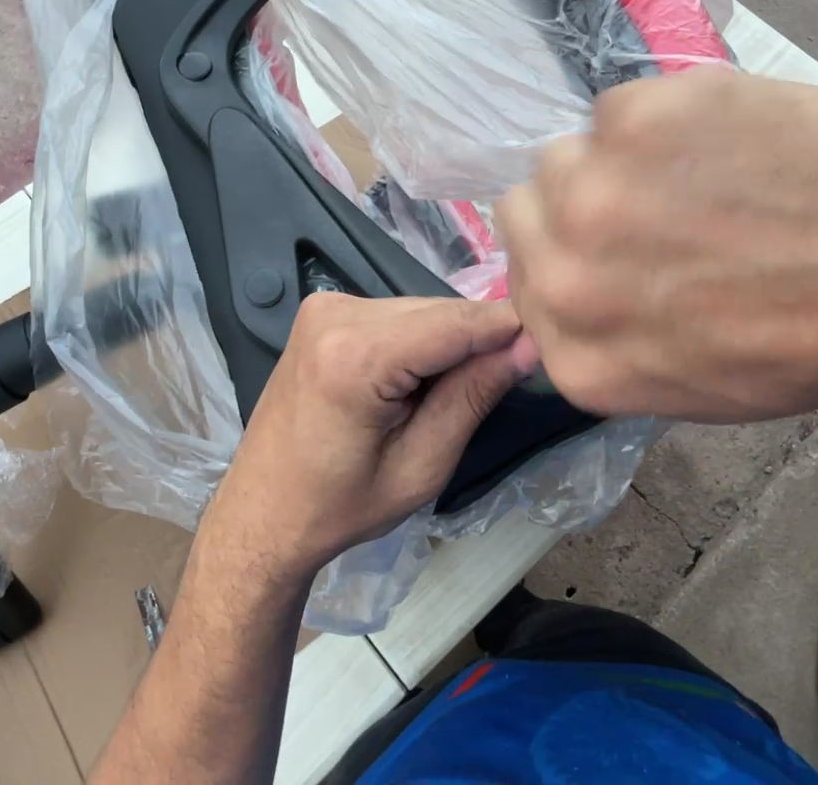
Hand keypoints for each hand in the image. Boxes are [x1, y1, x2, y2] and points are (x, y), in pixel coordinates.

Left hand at [200, 293, 533, 583]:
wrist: (263, 510)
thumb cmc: (339, 506)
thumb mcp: (420, 466)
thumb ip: (472, 397)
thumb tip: (527, 346)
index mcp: (355, 357)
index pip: (456, 322)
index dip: (510, 329)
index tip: (554, 344)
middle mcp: (336, 313)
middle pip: (439, 311)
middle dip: (479, 340)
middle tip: (508, 381)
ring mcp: (324, 306)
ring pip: (420, 309)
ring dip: (448, 342)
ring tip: (453, 391)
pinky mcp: (321, 311)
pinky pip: (394, 314)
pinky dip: (419, 340)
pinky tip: (417, 380)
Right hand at [498, 70, 817, 422]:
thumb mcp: (691, 388)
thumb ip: (606, 344)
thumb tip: (564, 297)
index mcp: (579, 356)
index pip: (522, 286)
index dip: (566, 261)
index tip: (608, 251)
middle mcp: (565, 279)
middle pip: (522, 211)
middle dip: (573, 209)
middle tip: (648, 208)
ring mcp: (593, 193)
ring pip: (565, 154)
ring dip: (614, 161)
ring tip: (695, 173)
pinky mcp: (637, 118)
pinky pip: (616, 108)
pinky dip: (663, 118)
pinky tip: (726, 140)